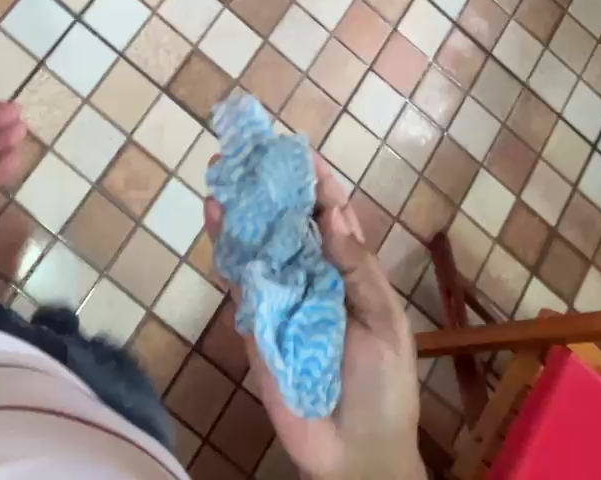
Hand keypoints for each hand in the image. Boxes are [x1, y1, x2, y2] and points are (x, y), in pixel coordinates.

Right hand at [204, 156, 421, 479]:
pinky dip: (224, 246)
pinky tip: (215, 216)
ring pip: (256, 243)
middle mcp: (310, 276)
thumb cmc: (383, 386)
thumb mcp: (386, 324)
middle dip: (268, 186)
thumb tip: (333, 212)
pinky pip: (236, 278)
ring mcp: (279, 296)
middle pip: (287, 223)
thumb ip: (359, 269)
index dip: (318, 184)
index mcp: (348, 272)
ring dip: (240, 208)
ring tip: (221, 172)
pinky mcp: (253, 320)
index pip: (332, 217)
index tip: (300, 151)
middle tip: (247, 150)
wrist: (355, 453)